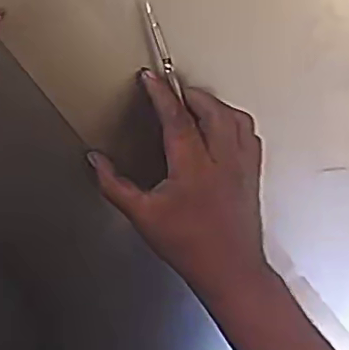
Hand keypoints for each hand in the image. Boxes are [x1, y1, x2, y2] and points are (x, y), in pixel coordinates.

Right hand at [89, 71, 271, 297]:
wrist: (230, 271)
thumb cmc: (190, 246)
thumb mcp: (141, 215)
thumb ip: (114, 184)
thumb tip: (97, 161)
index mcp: (194, 169)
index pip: (177, 119)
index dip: (160, 94)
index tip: (149, 78)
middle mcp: (222, 163)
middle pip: (212, 110)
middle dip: (189, 93)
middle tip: (169, 87)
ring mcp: (242, 168)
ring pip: (235, 119)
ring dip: (213, 104)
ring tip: (193, 101)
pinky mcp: (252, 175)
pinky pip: (249, 135)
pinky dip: (233, 120)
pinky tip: (221, 124)